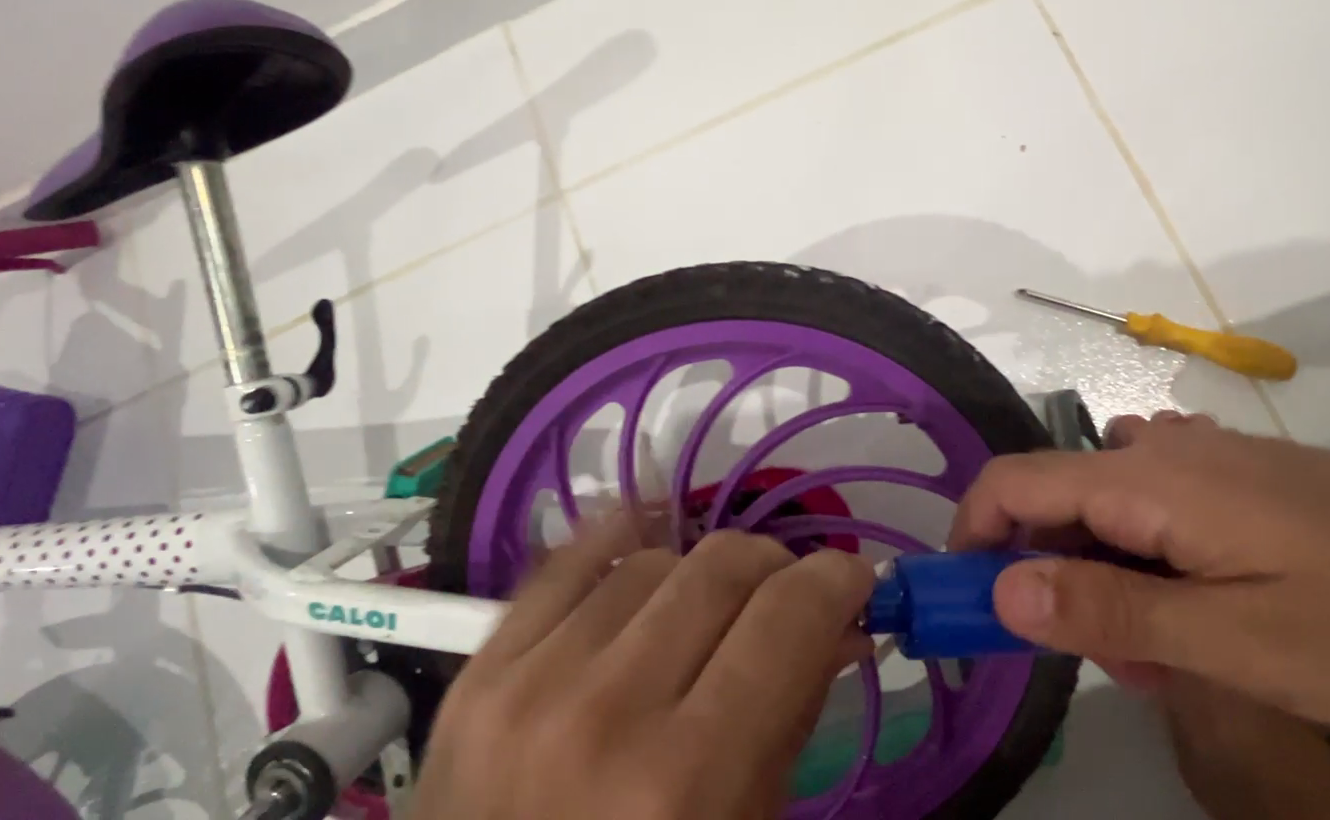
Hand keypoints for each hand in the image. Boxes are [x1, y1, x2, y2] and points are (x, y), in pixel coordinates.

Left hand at [412, 518, 874, 819]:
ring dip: (697, 577)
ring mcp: (527, 685)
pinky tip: (647, 559)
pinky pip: (566, 563)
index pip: (787, 617)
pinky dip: (621, 550)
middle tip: (787, 594)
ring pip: (650, 559)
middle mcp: (605, 715)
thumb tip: (839, 621)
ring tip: (703, 617)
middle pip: (719, 566)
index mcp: (686, 779)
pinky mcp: (477, 673)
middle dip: (774, 567)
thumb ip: (793, 717)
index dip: (837, 581)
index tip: (852, 581)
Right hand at [949, 412, 1329, 736]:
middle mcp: (1167, 450)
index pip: (1012, 481)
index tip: (978, 614)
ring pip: (1110, 513)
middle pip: (1058, 501)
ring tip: (1180, 655)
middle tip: (1123, 665)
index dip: (974, 539)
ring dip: (1109, 581)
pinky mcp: (1246, 478)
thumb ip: (1111, 610)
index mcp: (1151, 479)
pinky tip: (1210, 609)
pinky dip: (1154, 564)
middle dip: (1058, 580)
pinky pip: (1161, 511)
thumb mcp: (1242, 643)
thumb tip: (1000, 588)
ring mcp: (1210, 458)